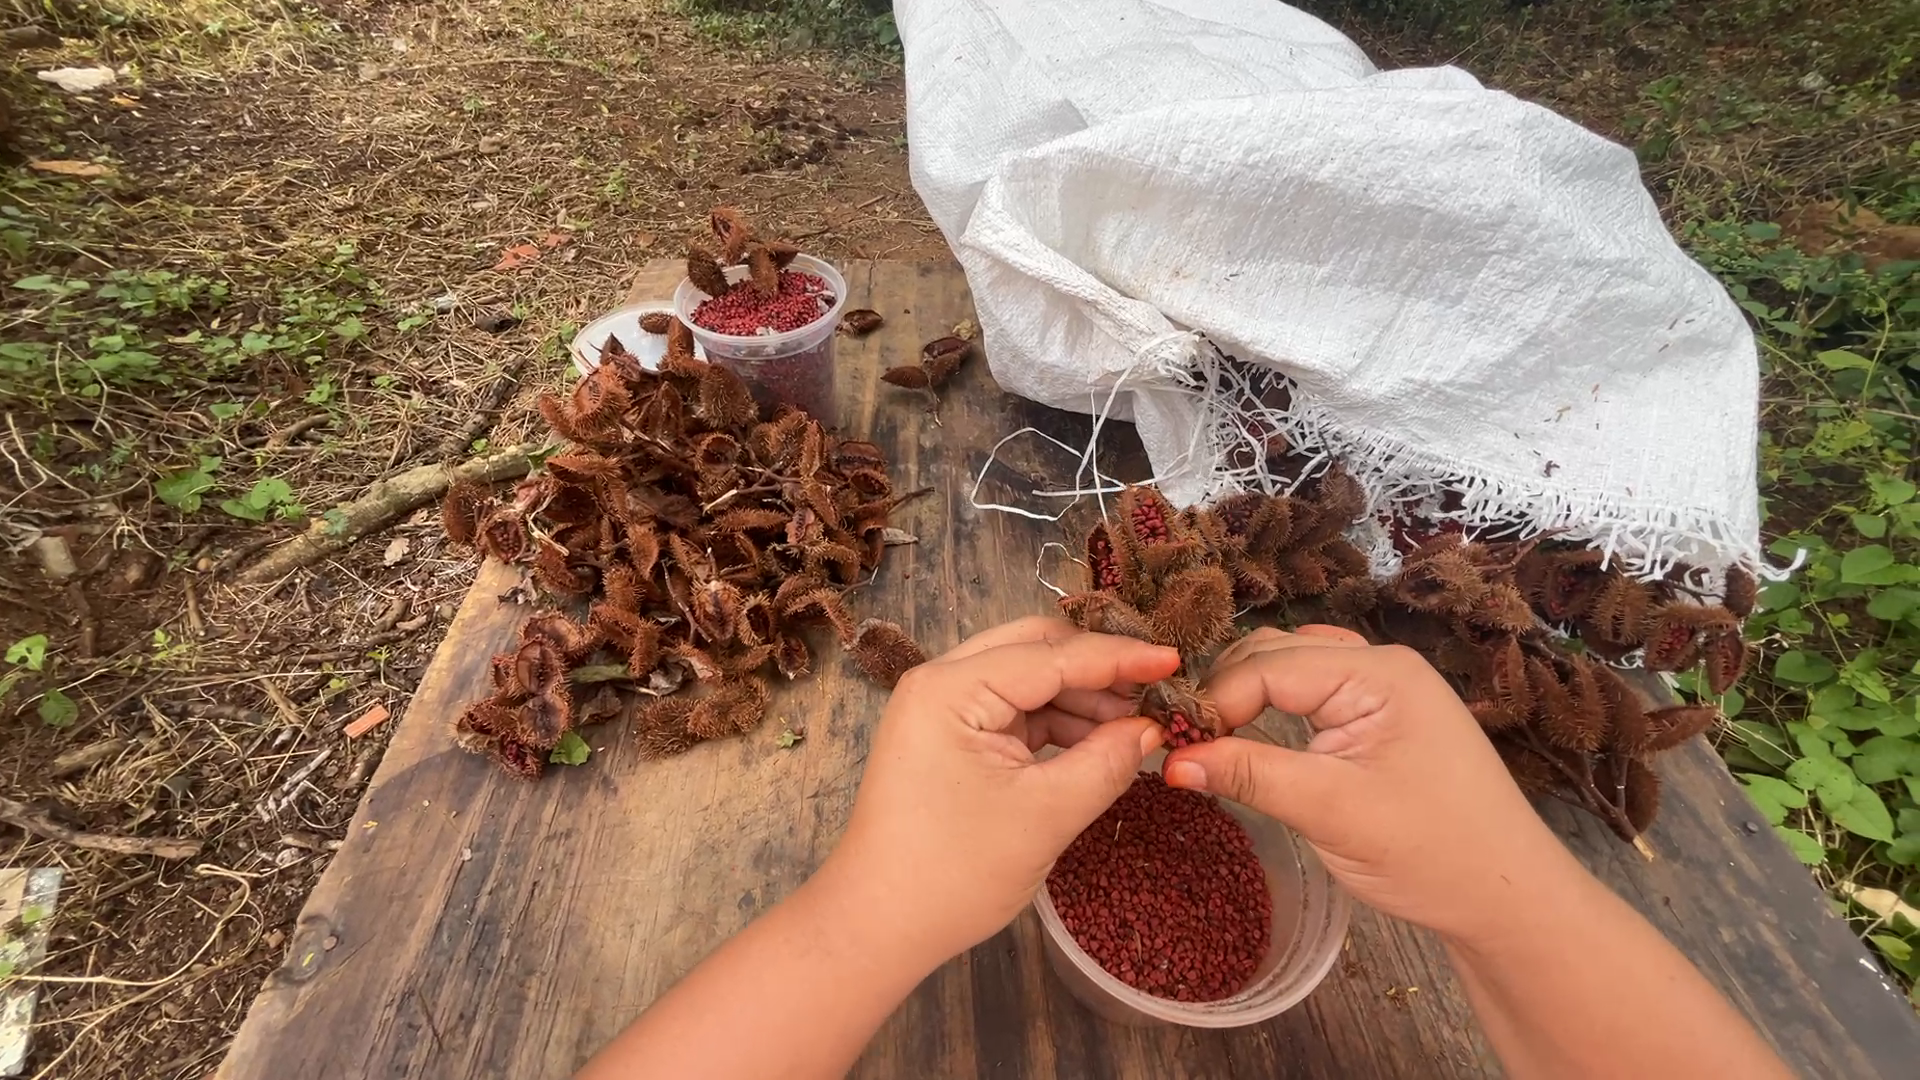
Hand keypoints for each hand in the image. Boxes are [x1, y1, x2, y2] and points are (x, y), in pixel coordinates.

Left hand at [823, 617, 1179, 960]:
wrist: (877, 926)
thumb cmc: (953, 873)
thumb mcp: (1044, 815)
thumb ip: (1106, 762)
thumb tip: (1153, 729)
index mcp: (950, 687)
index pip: (1049, 654)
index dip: (1117, 657)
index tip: (1172, 658)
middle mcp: (941, 681)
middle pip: (1033, 650)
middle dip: (1096, 670)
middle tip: (1154, 691)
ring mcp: (942, 707)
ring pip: (1026, 679)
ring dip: (1079, 698)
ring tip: (1135, 727)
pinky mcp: (950, 734)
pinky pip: (1013, 710)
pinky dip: (1055, 723)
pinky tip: (1097, 741)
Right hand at [1163, 628, 1583, 945]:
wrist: (1513, 903)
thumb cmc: (1432, 855)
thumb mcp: (1331, 812)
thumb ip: (1249, 775)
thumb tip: (1170, 761)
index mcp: (1377, 673)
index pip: (1267, 667)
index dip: (1216, 702)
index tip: (1177, 746)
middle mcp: (1377, 662)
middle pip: (1272, 653)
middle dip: (1224, 692)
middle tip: (1188, 741)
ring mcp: (1380, 682)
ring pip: (1285, 662)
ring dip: (1243, 691)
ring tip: (1213, 734)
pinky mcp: (1375, 709)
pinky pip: (1307, 683)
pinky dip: (1271, 697)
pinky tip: (1255, 722)